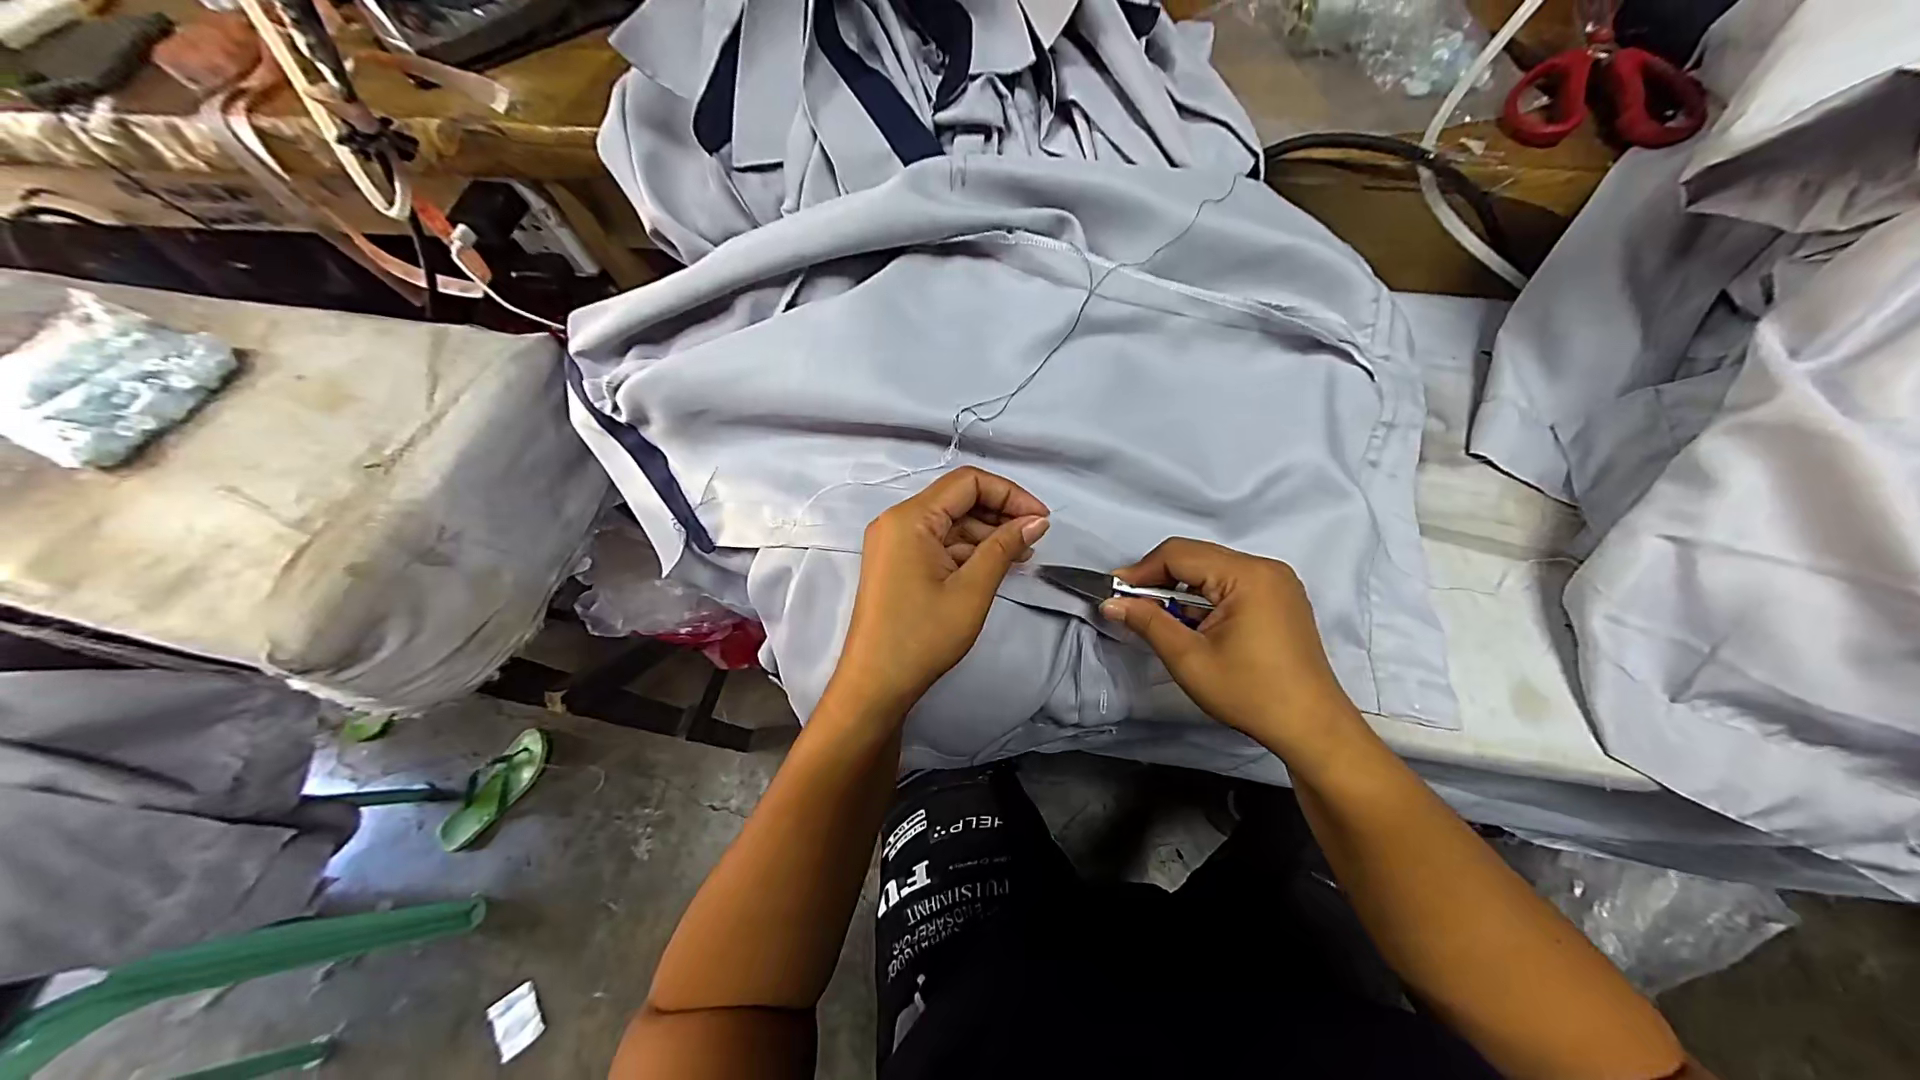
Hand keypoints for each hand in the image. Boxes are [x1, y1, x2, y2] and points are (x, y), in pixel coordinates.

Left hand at [829, 467, 1049, 715]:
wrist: (876, 683)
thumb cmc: (922, 637)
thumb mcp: (971, 590)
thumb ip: (1004, 547)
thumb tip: (1036, 522)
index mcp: (910, 519)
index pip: (968, 482)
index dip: (1010, 494)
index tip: (1041, 519)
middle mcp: (898, 522)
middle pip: (958, 499)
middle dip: (1000, 513)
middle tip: (1035, 538)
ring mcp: (895, 543)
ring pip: (950, 522)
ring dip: (987, 534)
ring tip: (1022, 555)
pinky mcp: (897, 563)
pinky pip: (939, 543)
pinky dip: (968, 550)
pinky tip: (995, 565)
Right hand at [1099, 538, 1364, 762]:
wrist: (1311, 728)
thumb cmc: (1250, 693)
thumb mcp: (1188, 658)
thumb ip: (1147, 621)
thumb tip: (1111, 602)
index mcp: (1247, 575)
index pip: (1179, 554)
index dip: (1141, 571)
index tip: (1114, 593)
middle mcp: (1265, 568)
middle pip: (1197, 557)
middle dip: (1159, 579)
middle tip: (1130, 606)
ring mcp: (1277, 583)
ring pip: (1212, 570)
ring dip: (1182, 590)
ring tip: (1161, 621)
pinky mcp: (1281, 599)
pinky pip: (1232, 584)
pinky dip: (1205, 598)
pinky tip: (1194, 626)